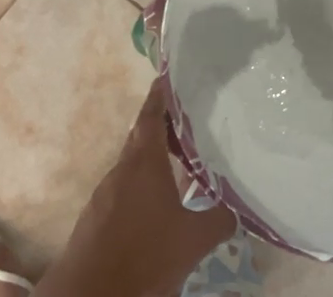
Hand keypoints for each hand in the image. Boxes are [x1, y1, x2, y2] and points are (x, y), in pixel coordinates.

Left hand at [36, 80, 234, 296]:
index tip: (172, 74)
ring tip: (184, 162)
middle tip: (193, 119)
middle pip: (142, 137)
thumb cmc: (143, 258)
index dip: (162, 93)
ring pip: (134, 166)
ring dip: (156, 159)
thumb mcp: (193, 241)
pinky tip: (162, 204)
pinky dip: (145, 185)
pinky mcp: (96, 219)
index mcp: (143, 163)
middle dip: (165, 127)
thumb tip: (236, 208)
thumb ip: (218, 219)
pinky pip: (125, 189)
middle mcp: (121, 172)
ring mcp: (104, 196)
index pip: (152, 114)